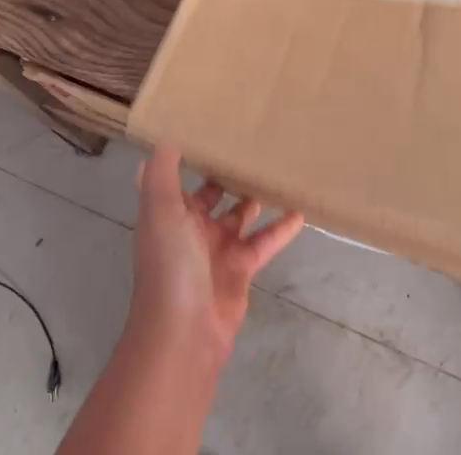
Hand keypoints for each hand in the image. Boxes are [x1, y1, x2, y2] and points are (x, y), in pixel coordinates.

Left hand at [130, 145, 303, 360]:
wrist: (184, 332)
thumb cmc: (170, 264)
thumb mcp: (160, 211)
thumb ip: (162, 175)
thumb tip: (164, 138)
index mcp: (168, 214)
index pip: (176, 179)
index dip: (188, 157)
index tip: (210, 130)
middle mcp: (190, 229)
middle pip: (211, 196)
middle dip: (226, 175)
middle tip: (252, 145)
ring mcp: (217, 250)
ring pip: (240, 216)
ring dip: (255, 197)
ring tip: (278, 170)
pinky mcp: (241, 269)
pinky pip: (263, 242)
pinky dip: (281, 229)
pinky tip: (300, 212)